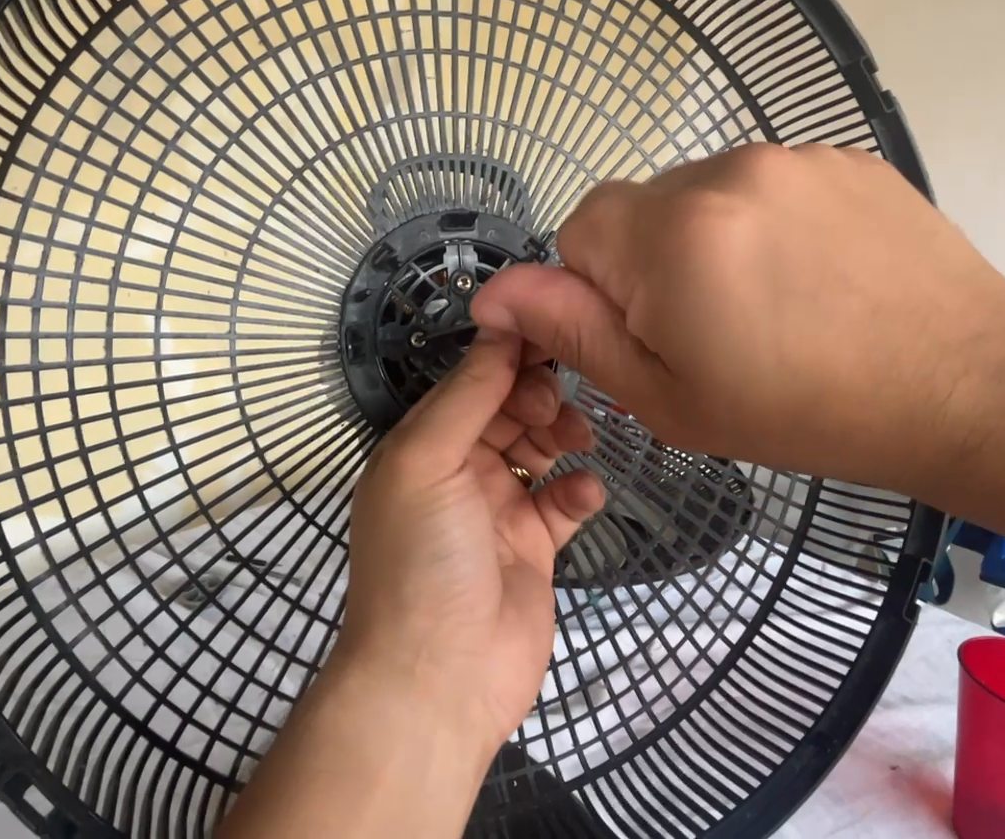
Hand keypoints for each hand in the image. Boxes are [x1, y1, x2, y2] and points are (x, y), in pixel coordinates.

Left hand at [217, 332, 606, 838]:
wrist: (439, 677)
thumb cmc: (421, 557)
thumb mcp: (425, 461)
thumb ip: (466, 395)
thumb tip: (499, 327)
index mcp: (422, 445)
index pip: (470, 382)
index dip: (507, 356)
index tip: (551, 334)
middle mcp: (457, 470)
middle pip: (507, 410)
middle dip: (536, 397)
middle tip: (553, 409)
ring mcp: (496, 510)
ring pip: (539, 448)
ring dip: (561, 434)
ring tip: (575, 440)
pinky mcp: (533, 548)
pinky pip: (562, 501)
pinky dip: (577, 489)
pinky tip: (583, 494)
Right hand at [471, 143, 1004, 489]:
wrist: (968, 388)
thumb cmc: (802, 411)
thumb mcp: (666, 397)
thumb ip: (572, 333)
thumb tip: (492, 292)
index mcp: (669, 234)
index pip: (575, 232)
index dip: (599, 290)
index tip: (653, 335)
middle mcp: (721, 171)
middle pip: (636, 209)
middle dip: (648, 262)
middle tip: (711, 328)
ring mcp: (788, 156)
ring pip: (698, 195)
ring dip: (706, 241)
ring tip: (769, 303)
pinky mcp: (840, 157)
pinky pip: (763, 184)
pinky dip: (764, 224)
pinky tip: (813, 276)